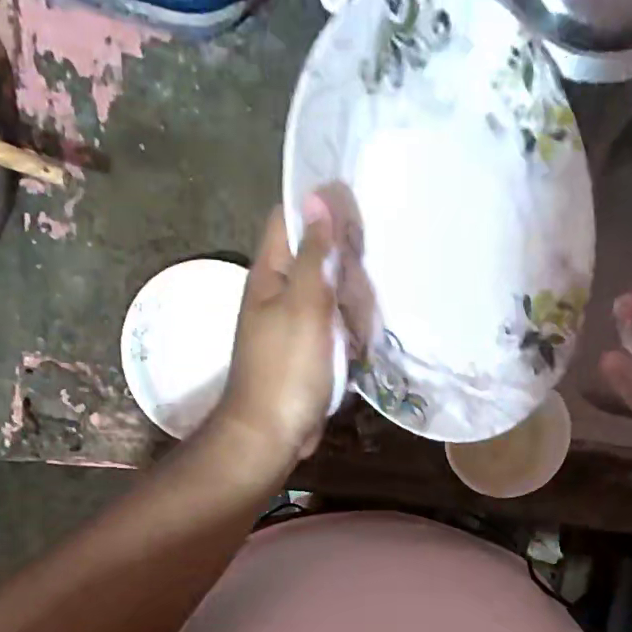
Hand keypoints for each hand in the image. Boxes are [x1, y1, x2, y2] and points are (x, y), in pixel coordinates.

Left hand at [209, 194, 337, 463]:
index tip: (358, 216)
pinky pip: (336, 323)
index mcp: (269, 273)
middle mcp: (279, 290)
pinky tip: (360, 341)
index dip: (322, 207)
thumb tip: (317, 195)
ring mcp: (295, 320)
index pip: (291, 218)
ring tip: (361, 323)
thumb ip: (315, 254)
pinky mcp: (309, 347)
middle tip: (362, 283)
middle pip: (319, 253)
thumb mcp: (304, 306)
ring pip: (333, 290)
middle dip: (345, 264)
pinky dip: (349, 329)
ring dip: (352, 302)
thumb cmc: (285, 371)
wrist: (271, 435)